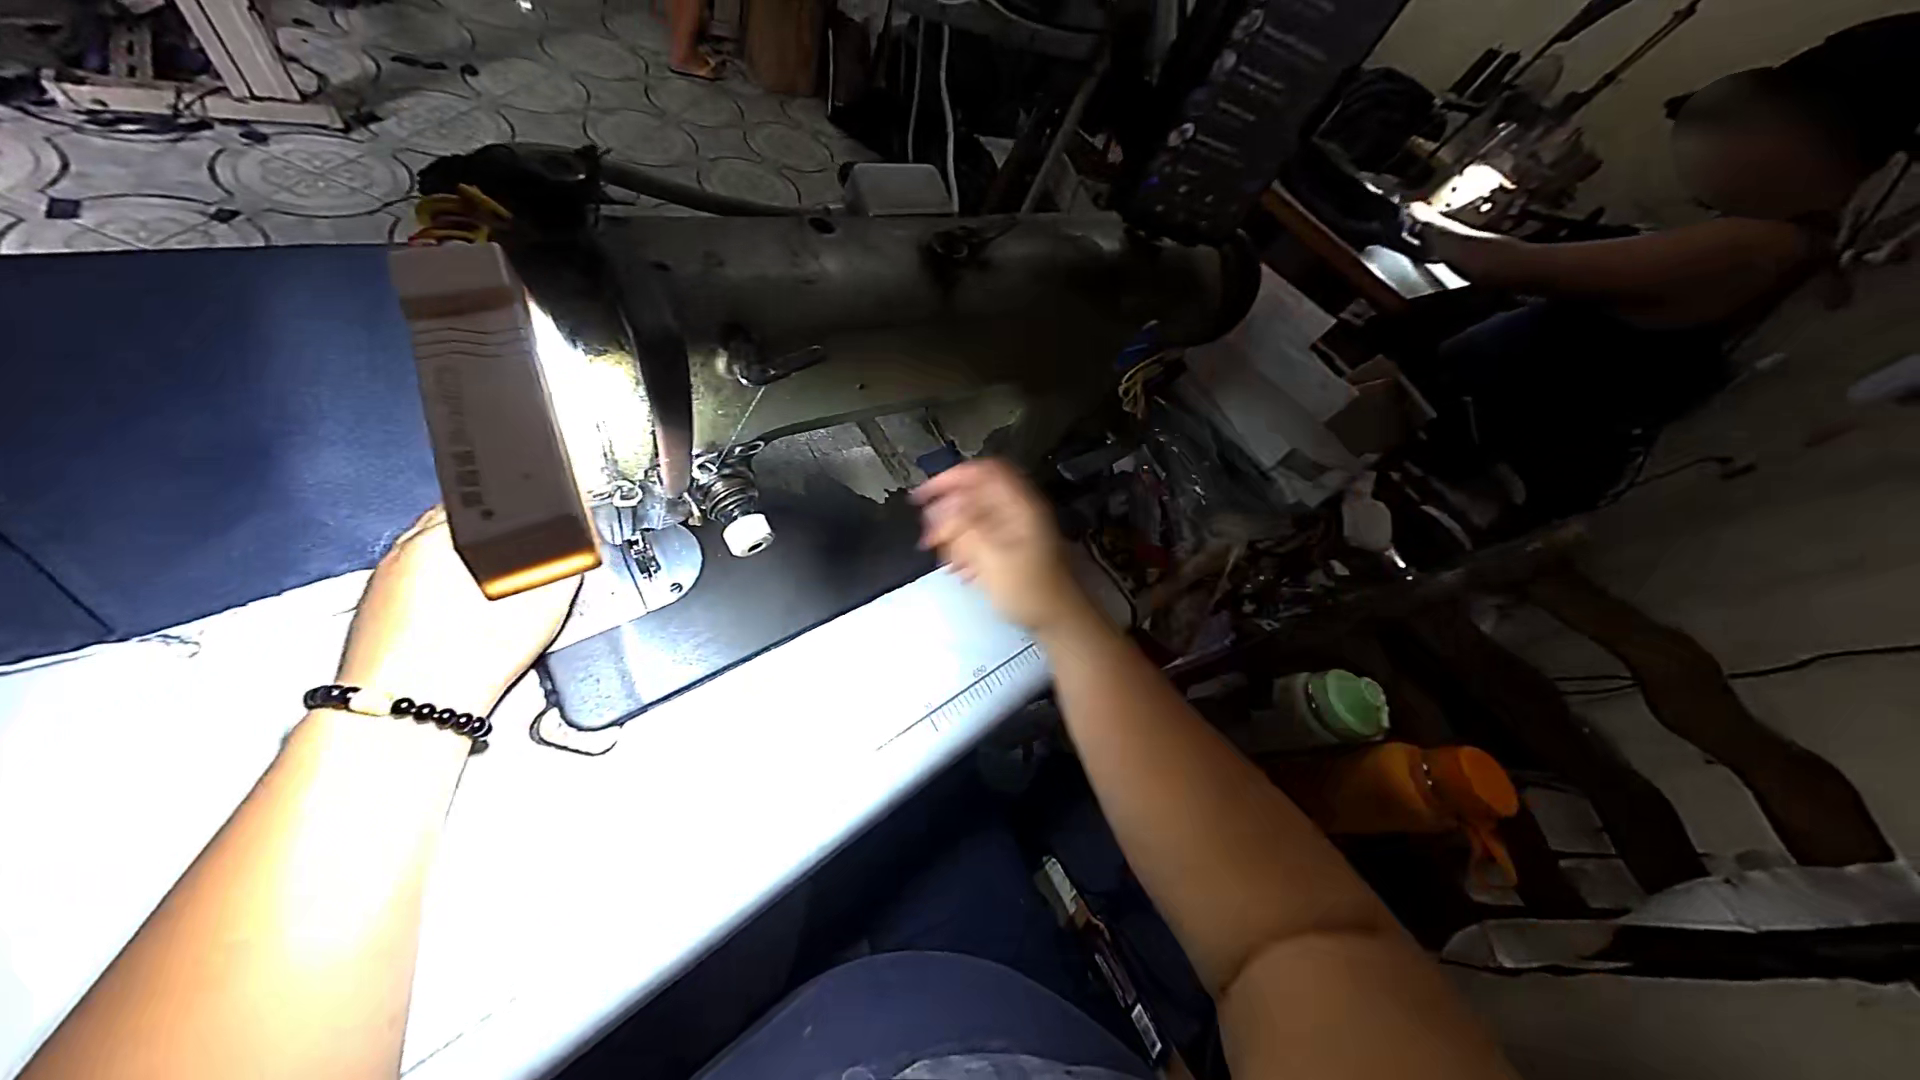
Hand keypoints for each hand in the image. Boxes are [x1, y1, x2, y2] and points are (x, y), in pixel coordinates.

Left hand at [333, 507, 581, 716]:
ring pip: (436, 548)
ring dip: (469, 555)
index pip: (488, 494)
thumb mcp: (542, 605)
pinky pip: (419, 579)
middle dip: (496, 528)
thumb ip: (566, 561)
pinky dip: (446, 584)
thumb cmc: (462, 660)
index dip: (520, 499)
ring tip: (501, 583)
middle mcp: (405, 549)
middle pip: (460, 519)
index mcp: (442, 536)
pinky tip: (468, 612)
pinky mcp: (377, 608)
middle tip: (526, 549)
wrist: (407, 710)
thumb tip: (579, 536)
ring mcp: (385, 580)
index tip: (538, 506)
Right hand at [912, 459, 1091, 634]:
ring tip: (944, 555)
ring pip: (974, 517)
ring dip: (953, 533)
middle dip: (947, 511)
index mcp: (1019, 506)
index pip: (983, 472)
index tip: (927, 493)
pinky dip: (965, 548)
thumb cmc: (1034, 592)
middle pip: (975, 495)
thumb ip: (965, 528)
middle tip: (930, 531)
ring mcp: (1015, 530)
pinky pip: (980, 537)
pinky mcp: (1010, 549)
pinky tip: (959, 568)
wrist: (1058, 622)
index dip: (952, 477)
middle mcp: (1018, 513)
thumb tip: (943, 507)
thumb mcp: (992, 558)